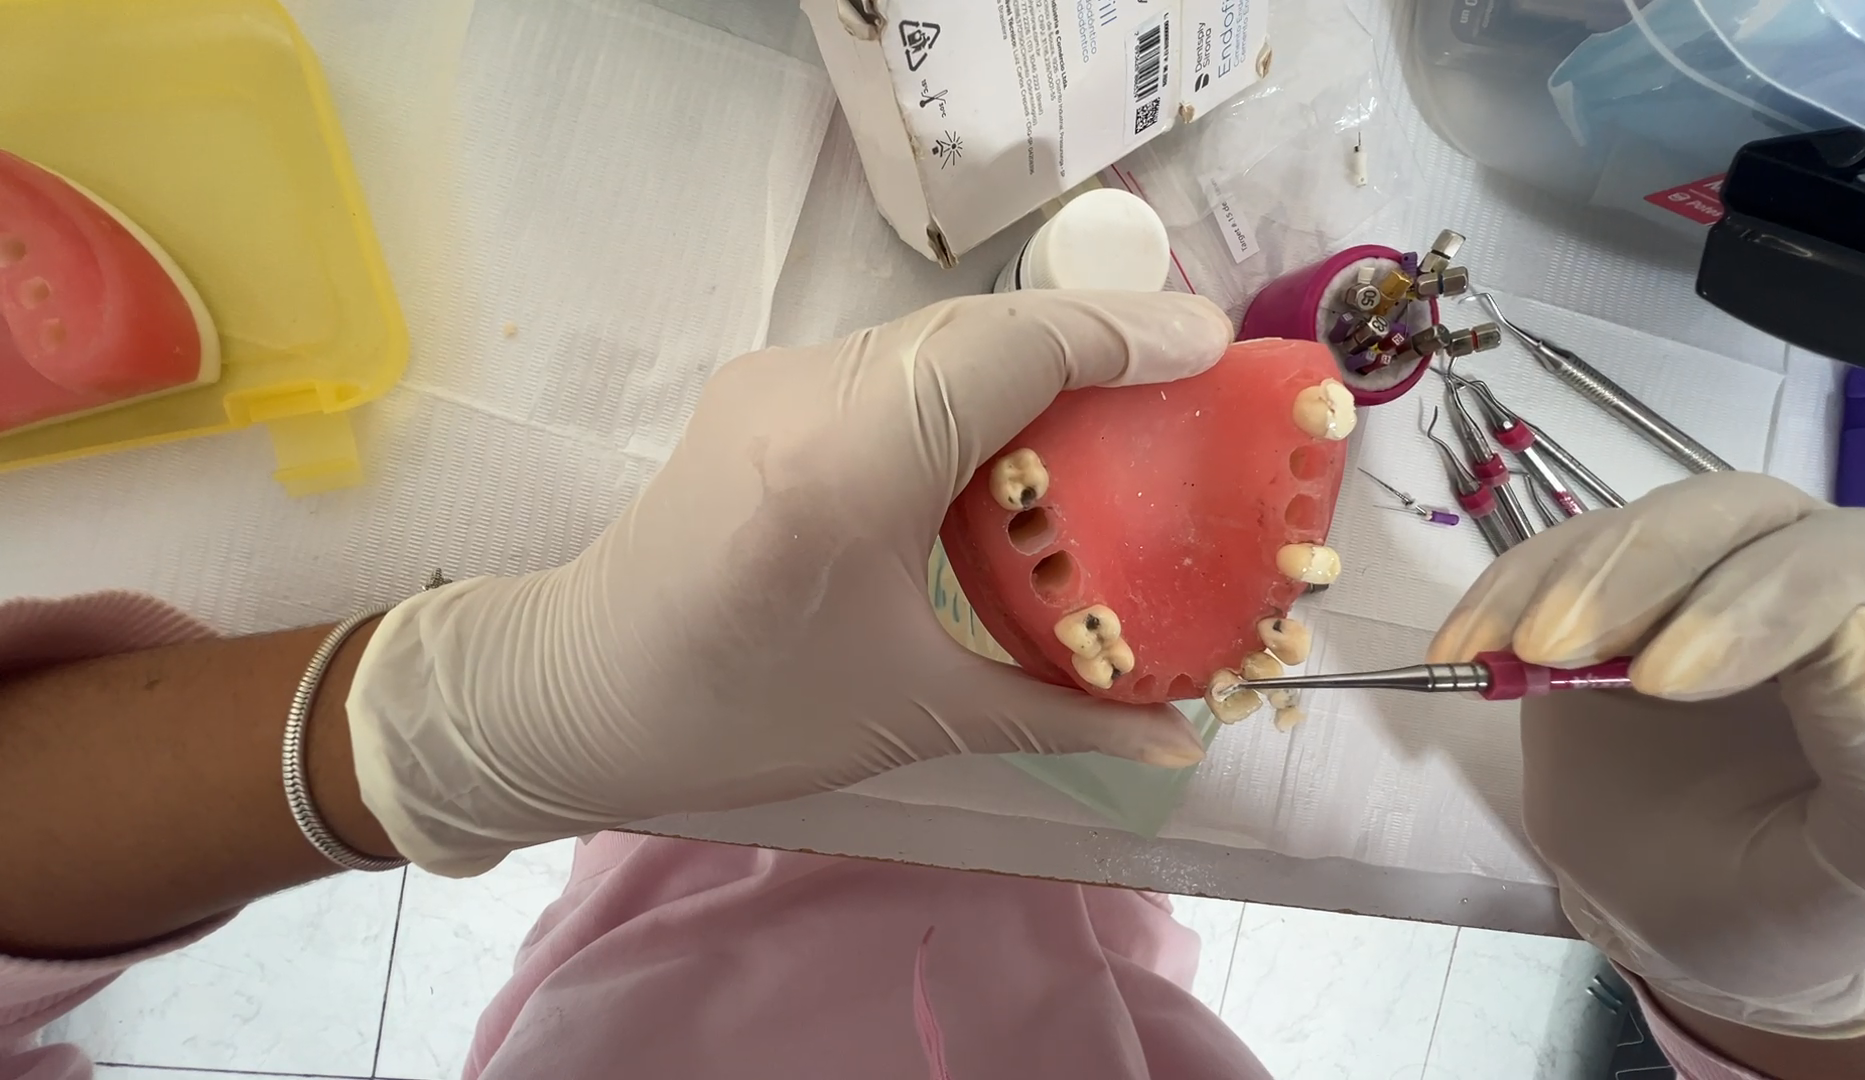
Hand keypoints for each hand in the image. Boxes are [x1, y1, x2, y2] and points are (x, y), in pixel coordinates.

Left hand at [346, 292, 1231, 875]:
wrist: (572, 691)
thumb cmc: (740, 719)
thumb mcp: (913, 717)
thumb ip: (1058, 716)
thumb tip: (1180, 735)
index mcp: (845, 469)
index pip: (1005, 350)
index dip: (1120, 334)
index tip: (1211, 347)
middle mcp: (808, 391)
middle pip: (979, 328)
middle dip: (1093, 338)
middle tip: (1182, 380)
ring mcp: (777, 376)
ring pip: (938, 336)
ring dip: (1034, 357)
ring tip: (1115, 404)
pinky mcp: (765, 385)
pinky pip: (897, 361)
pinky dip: (975, 379)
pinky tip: (1011, 431)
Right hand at [1429, 472, 1864, 1037]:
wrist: (1662, 900)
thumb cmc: (1783, 894)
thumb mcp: (1864, 861)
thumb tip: (1859, 637)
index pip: (1855, 562)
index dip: (1760, 601)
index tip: (1659, 685)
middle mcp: (1800, 585)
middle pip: (1728, 512)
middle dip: (1632, 570)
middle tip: (1548, 648)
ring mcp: (1685, 584)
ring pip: (1626, 524)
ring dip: (1549, 580)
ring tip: (1494, 654)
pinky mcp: (1593, 598)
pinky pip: (1540, 561)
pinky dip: (1493, 597)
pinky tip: (1461, 649)